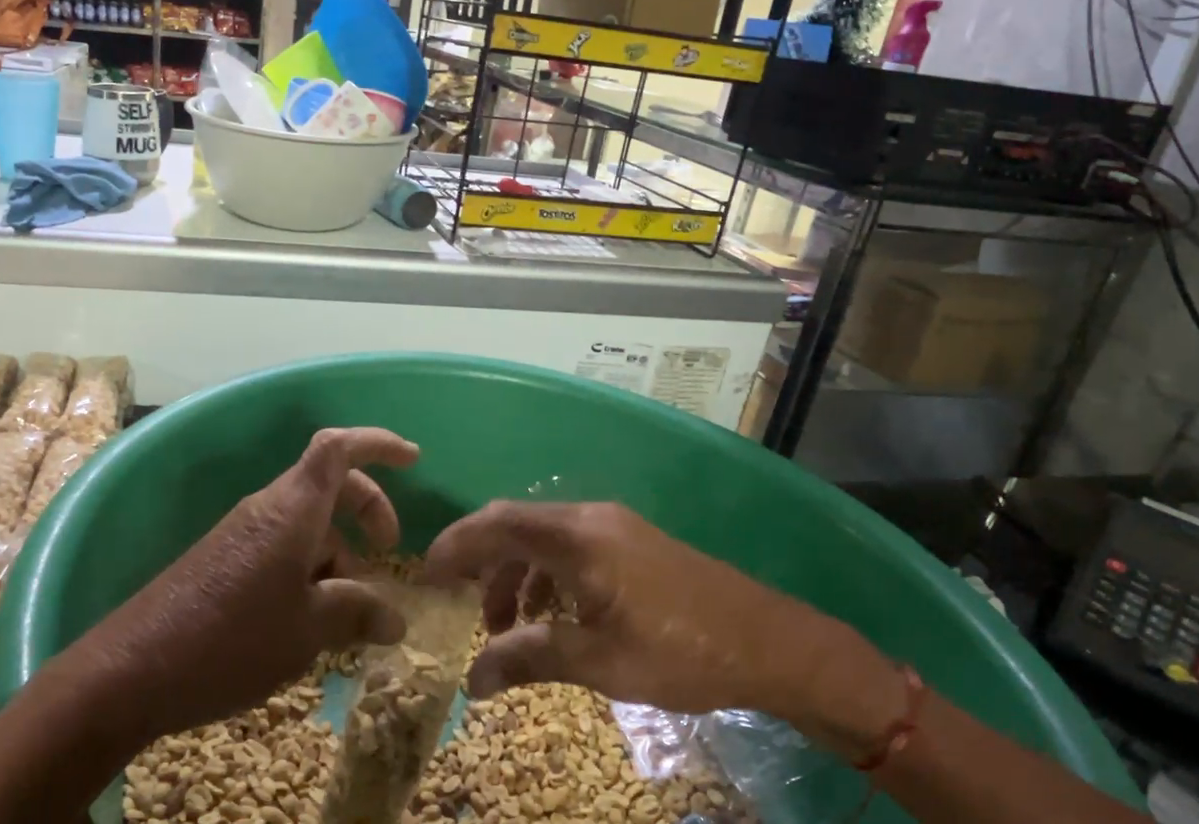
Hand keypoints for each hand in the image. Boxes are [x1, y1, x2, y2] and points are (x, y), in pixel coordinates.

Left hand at [74, 427, 419, 741]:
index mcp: (292, 510)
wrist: (133, 669)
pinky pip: (281, 552)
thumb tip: (396, 618)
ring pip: (307, 526)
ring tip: (349, 618)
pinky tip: (310, 627)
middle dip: (368, 509)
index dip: (378, 443)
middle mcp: (268, 511)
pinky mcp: (224, 564)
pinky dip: (309, 575)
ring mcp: (242, 537)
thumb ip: (358, 613)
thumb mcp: (308, 631)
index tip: (414, 459)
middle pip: (328, 486)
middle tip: (390, 552)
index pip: (338, 449)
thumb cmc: (232, 640)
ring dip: (338, 558)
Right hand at [425, 501, 903, 754]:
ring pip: (543, 539)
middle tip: (458, 606)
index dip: (456, 545)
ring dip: (515, 576)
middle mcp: (590, 519)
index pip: (497, 524)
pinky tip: (551, 619)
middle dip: (481, 564)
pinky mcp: (632, 543)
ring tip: (507, 630)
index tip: (426, 576)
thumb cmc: (680, 650)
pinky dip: (546, 577)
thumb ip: (529, 660)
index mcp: (577, 537)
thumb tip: (471, 681)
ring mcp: (614, 527)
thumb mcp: (599, 661)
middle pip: (515, 525)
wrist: (771, 643)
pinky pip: (570, 548)